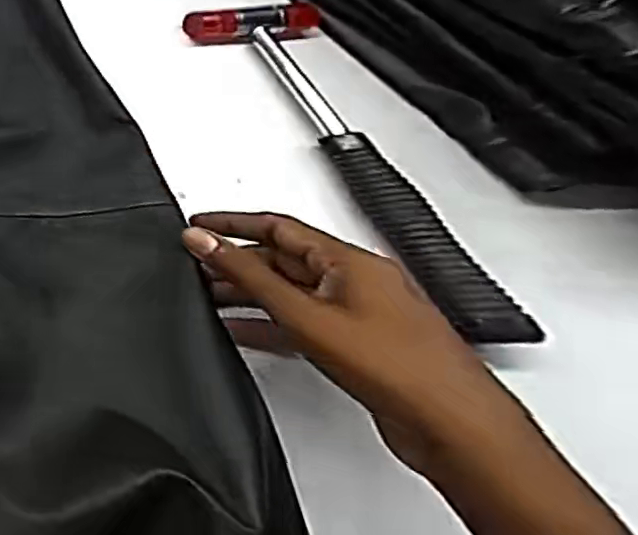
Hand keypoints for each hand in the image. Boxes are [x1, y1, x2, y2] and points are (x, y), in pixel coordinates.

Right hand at [182, 212, 528, 471]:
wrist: (461, 437)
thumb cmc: (405, 371)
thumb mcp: (303, 312)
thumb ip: (245, 273)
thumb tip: (202, 240)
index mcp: (353, 263)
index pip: (278, 226)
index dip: (231, 223)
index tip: (198, 225)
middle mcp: (361, 284)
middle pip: (283, 259)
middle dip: (236, 262)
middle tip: (198, 264)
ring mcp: (364, 316)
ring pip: (291, 292)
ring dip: (249, 293)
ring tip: (211, 297)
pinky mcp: (363, 347)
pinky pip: (303, 322)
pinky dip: (270, 322)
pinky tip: (244, 330)